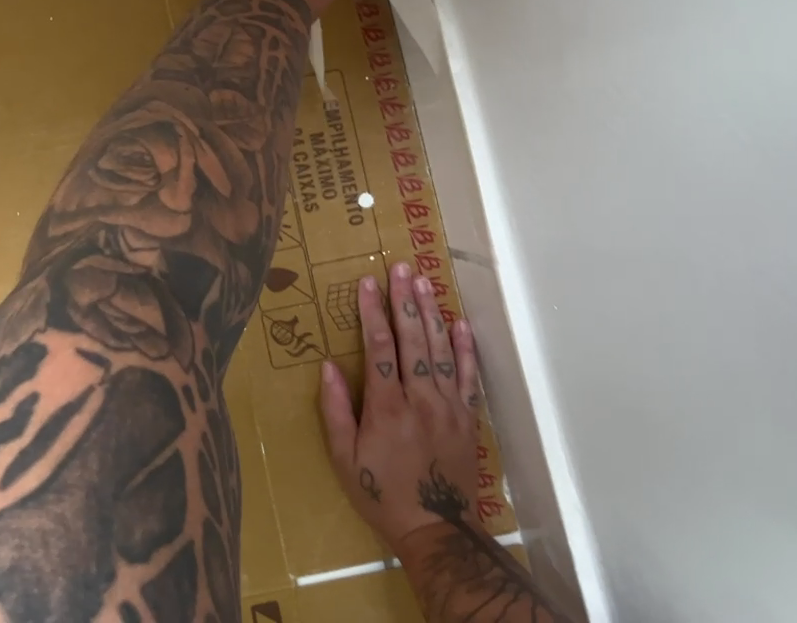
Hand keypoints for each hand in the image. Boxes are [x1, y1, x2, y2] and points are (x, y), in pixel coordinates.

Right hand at [319, 262, 482, 553]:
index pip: (379, 347)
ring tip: (424, 281)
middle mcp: (420, 399)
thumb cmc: (381, 492)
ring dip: (431, 313)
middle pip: (412, 339)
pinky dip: (464, 349)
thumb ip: (336, 409)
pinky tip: (460, 323)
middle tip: (400, 267)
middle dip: (404, 300)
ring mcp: (448, 406)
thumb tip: (329, 365)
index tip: (367, 283)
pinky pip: (468, 376)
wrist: (437, 529)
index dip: (372, 312)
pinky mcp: (467, 417)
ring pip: (439, 349)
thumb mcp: (344, 457)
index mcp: (386, 407)